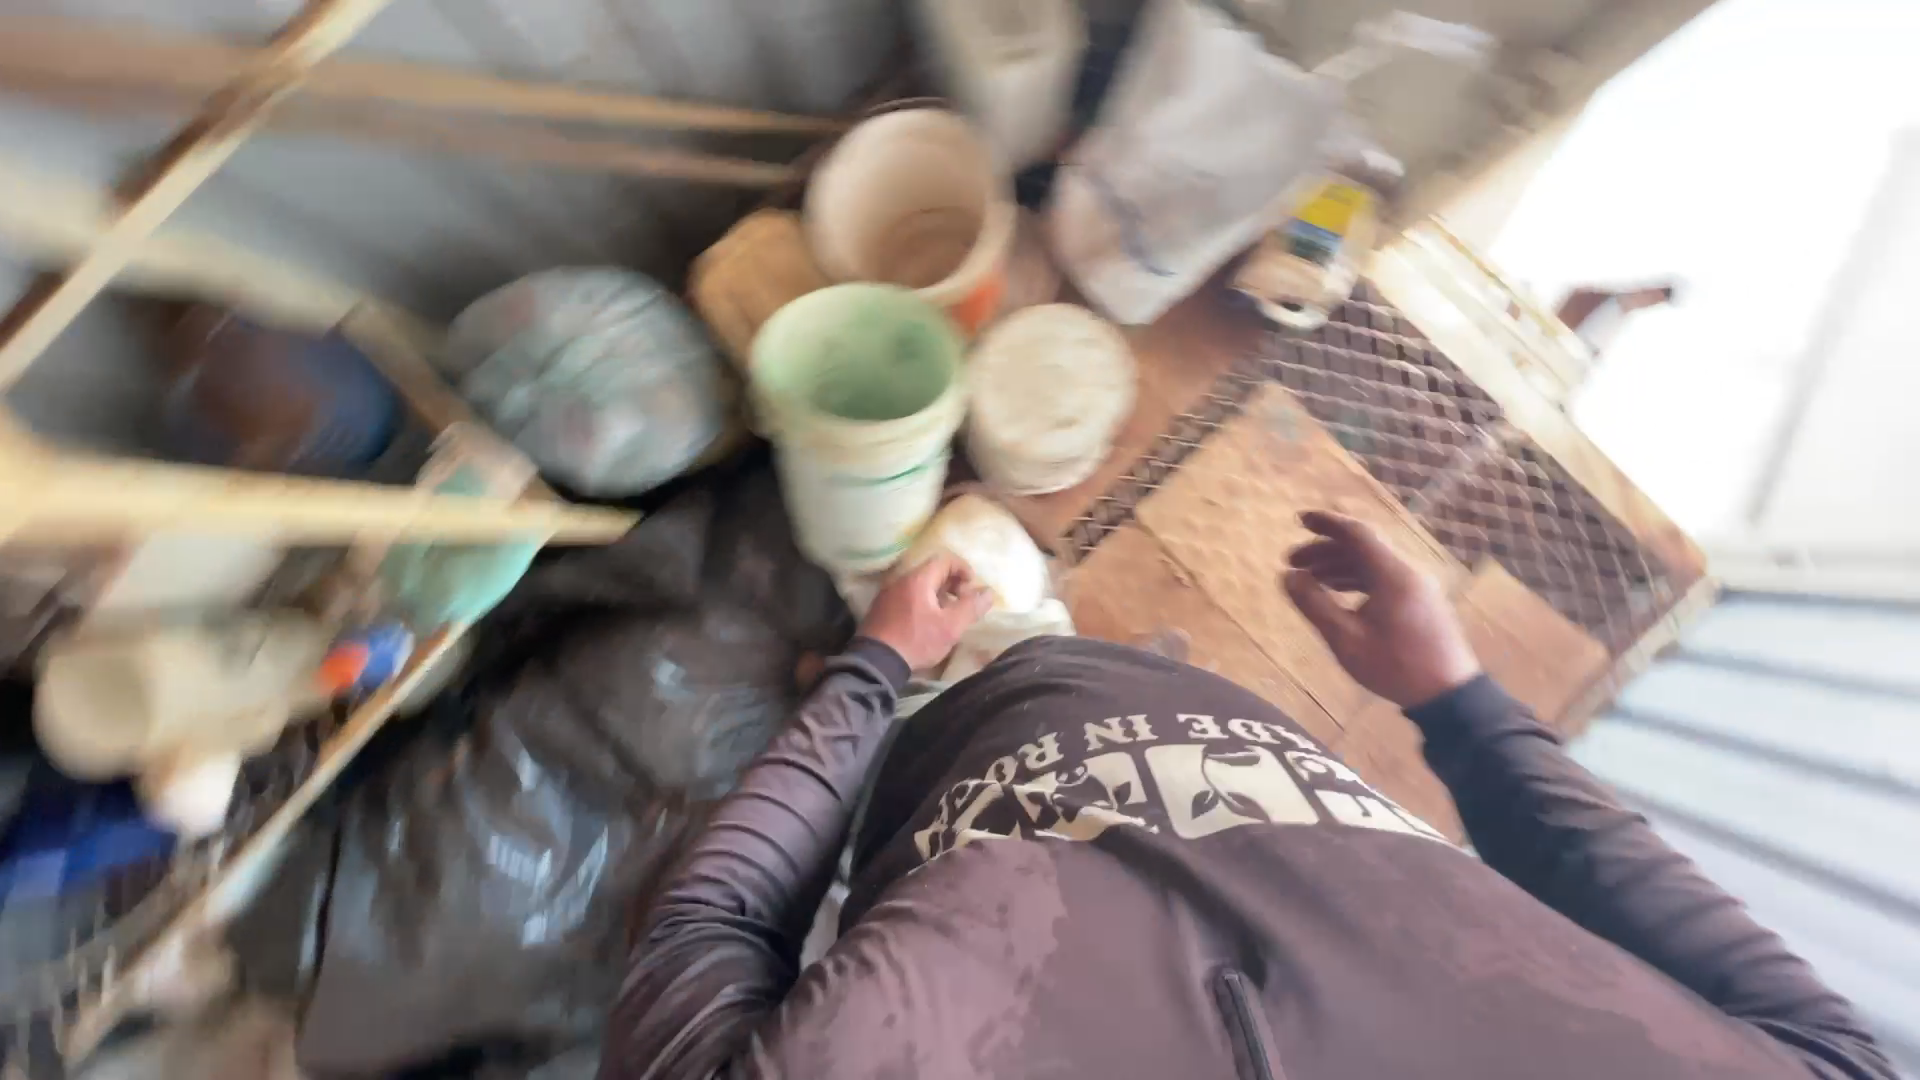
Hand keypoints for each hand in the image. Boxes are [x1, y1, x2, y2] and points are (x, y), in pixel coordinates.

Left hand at [860, 553, 994, 671]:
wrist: (876, 662)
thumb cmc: (916, 641)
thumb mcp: (950, 627)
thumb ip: (971, 607)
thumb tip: (988, 592)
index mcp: (918, 579)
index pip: (945, 559)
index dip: (963, 569)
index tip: (971, 588)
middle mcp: (901, 579)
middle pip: (932, 570)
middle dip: (952, 583)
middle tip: (962, 602)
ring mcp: (888, 593)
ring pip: (919, 584)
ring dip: (938, 594)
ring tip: (946, 615)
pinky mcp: (881, 607)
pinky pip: (907, 595)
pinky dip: (922, 601)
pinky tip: (925, 623)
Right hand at [1283, 511, 1480, 707]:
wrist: (1448, 695)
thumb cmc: (1394, 665)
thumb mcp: (1345, 638)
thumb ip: (1314, 604)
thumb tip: (1288, 577)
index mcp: (1392, 575)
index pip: (1356, 534)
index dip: (1326, 523)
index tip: (1299, 520)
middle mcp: (1407, 572)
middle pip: (1362, 547)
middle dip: (1324, 549)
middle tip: (1292, 561)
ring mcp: (1416, 587)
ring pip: (1372, 563)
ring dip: (1337, 565)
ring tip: (1308, 578)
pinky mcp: (1419, 601)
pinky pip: (1382, 577)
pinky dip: (1354, 578)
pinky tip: (1335, 591)